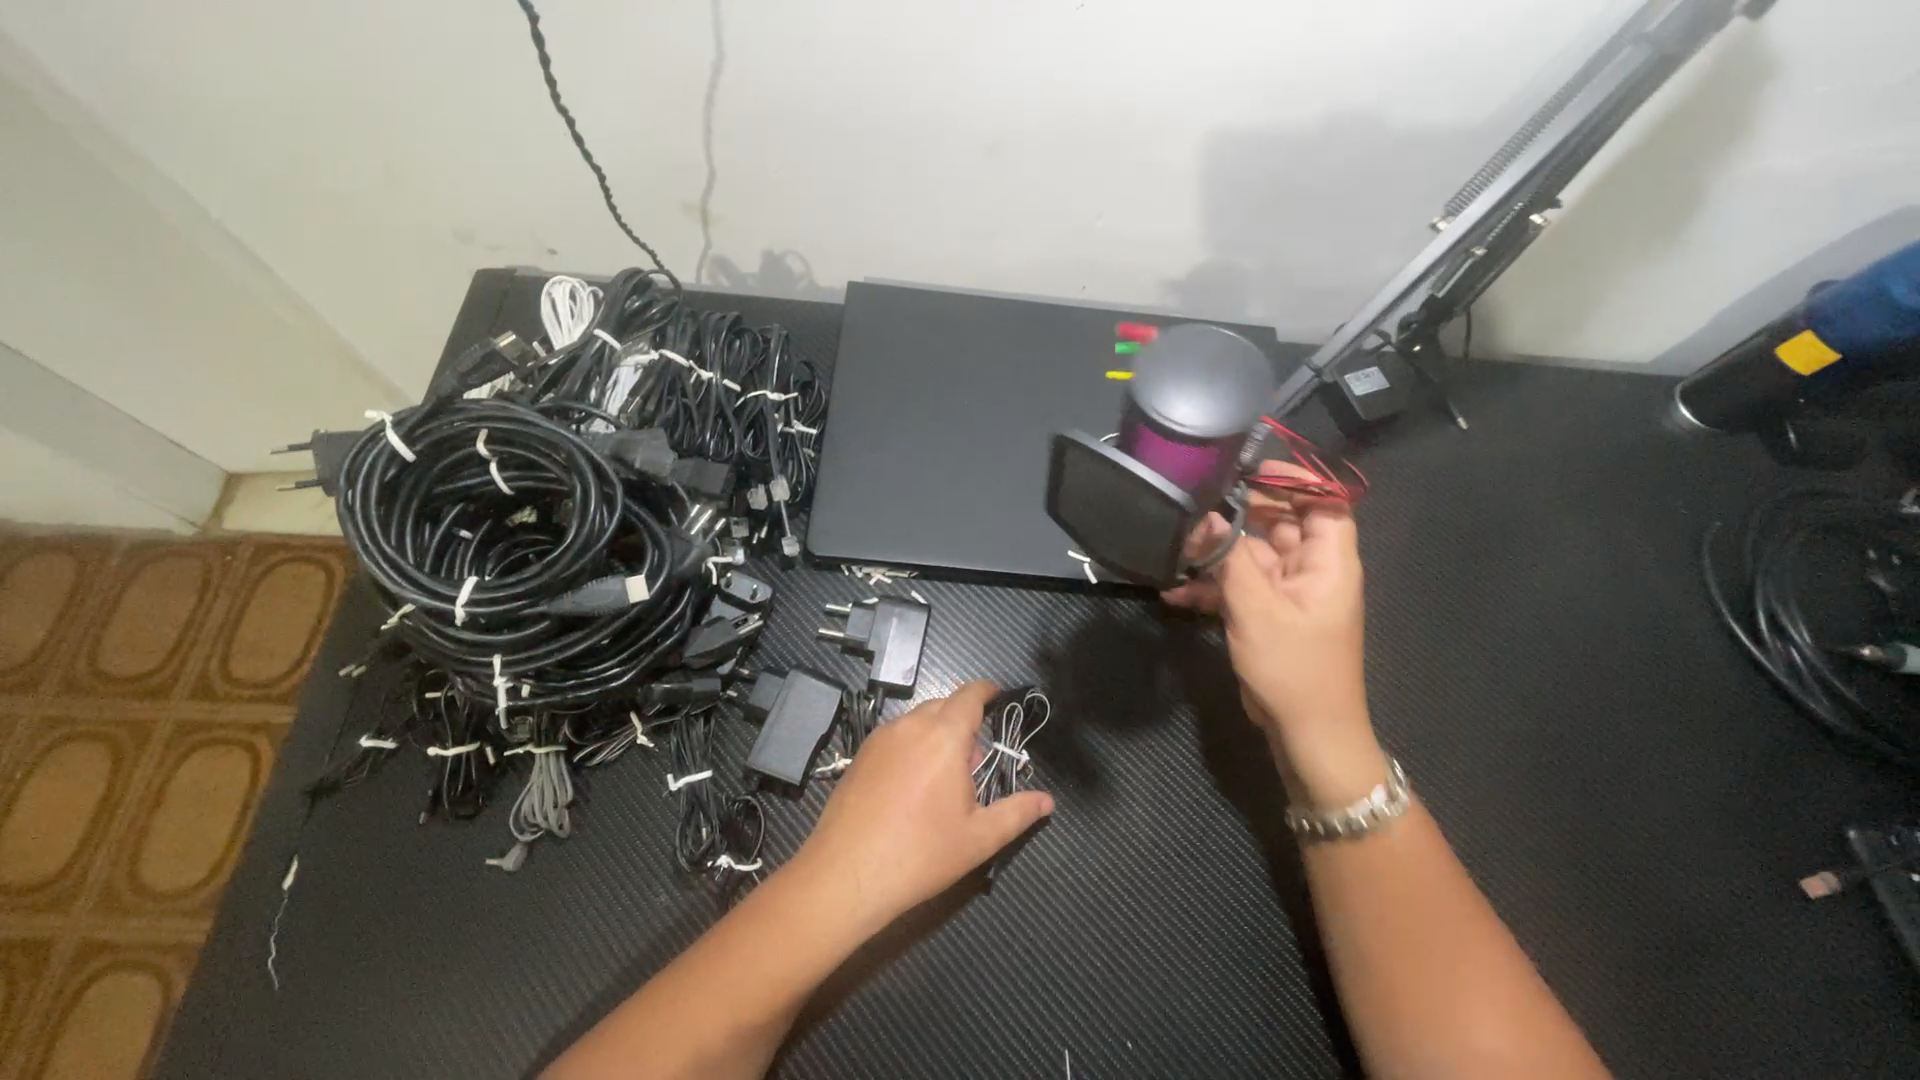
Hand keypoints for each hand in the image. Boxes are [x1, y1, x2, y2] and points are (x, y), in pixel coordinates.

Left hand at [787, 682, 1053, 928]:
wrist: (846, 875)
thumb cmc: (921, 854)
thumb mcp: (980, 837)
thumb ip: (1018, 813)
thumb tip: (1048, 801)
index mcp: (944, 736)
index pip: (970, 695)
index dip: (987, 691)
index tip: (998, 696)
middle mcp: (910, 726)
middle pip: (944, 707)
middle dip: (964, 723)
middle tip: (974, 764)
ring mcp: (879, 739)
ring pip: (917, 722)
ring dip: (937, 736)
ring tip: (943, 781)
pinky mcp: (859, 756)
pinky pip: (895, 738)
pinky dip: (911, 747)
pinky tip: (911, 788)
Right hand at [1164, 465, 1381, 805]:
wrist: (1306, 733)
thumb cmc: (1294, 668)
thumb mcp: (1258, 609)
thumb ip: (1230, 559)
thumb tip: (1207, 517)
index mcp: (1329, 561)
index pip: (1324, 502)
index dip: (1294, 480)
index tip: (1250, 470)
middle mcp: (1311, 570)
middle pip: (1280, 523)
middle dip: (1239, 514)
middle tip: (1196, 504)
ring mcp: (1287, 593)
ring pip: (1251, 555)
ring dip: (1217, 553)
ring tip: (1176, 551)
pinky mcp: (1266, 615)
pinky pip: (1238, 586)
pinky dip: (1211, 586)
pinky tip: (1174, 591)